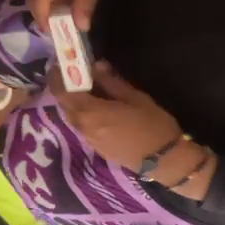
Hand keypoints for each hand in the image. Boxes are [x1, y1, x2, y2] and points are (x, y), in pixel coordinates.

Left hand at [55, 63, 213, 198]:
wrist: (167, 161)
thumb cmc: (153, 125)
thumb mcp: (134, 97)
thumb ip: (110, 81)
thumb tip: (95, 65)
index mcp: (88, 111)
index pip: (60, 90)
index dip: (57, 75)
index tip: (60, 64)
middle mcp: (81, 125)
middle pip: (63, 102)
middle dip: (65, 87)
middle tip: (74, 74)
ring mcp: (87, 138)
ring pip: (71, 114)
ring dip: (73, 100)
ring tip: (86, 88)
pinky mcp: (95, 147)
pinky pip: (81, 124)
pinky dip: (82, 112)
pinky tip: (96, 107)